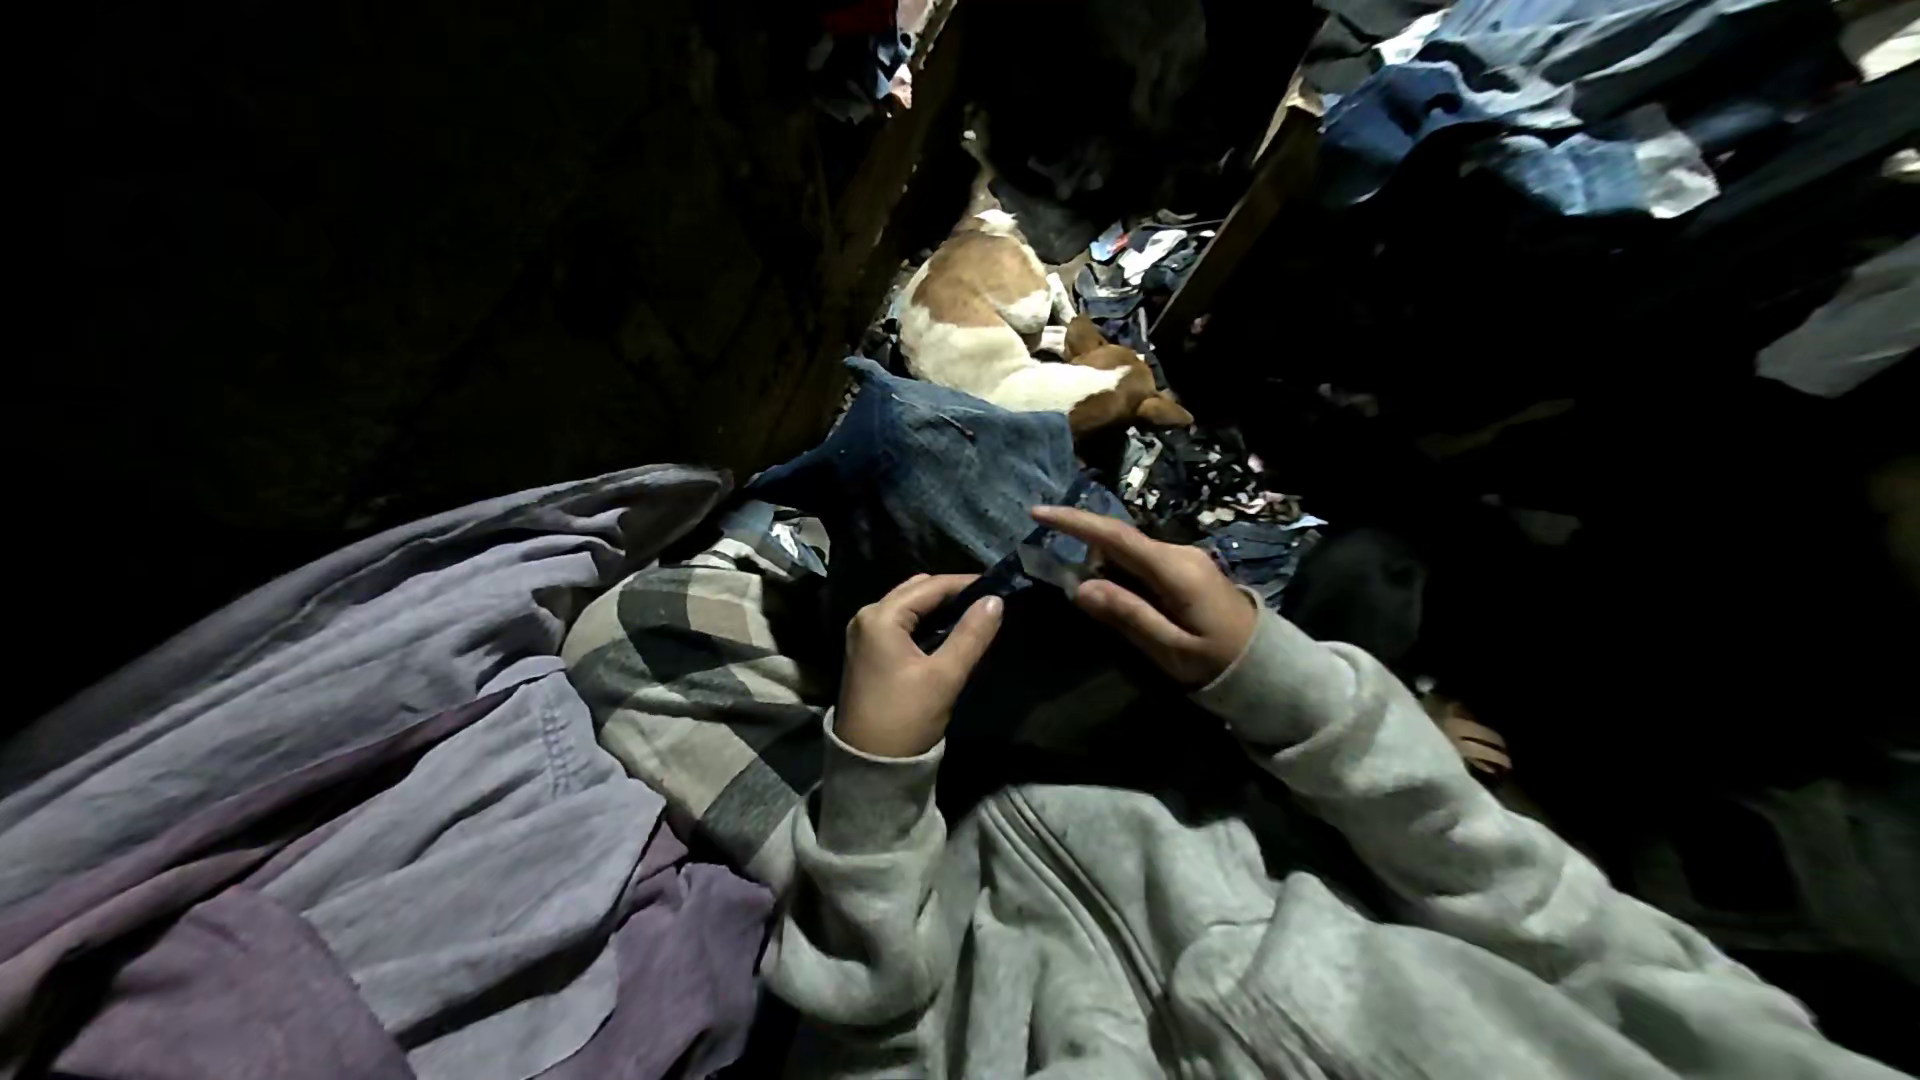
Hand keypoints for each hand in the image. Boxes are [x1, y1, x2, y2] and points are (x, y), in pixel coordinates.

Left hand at [836, 574, 1003, 757]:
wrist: (868, 765)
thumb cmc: (906, 718)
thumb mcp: (944, 676)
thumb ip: (971, 635)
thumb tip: (995, 600)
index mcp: (881, 617)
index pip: (930, 586)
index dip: (965, 583)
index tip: (998, 586)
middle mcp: (867, 616)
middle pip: (916, 590)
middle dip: (951, 592)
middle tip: (988, 600)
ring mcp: (864, 633)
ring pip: (908, 606)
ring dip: (938, 607)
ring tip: (974, 613)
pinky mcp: (868, 650)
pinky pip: (901, 622)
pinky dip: (925, 621)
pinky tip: (949, 631)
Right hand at [1030, 506, 1256, 687]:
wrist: (1267, 665)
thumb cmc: (1218, 662)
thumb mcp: (1170, 648)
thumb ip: (1127, 615)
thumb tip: (1081, 588)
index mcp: (1174, 569)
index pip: (1115, 536)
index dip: (1074, 522)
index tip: (1037, 513)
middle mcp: (1178, 552)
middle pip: (1118, 542)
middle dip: (1089, 560)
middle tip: (1085, 602)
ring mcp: (1185, 557)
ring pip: (1129, 552)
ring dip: (1108, 572)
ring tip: (1116, 615)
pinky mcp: (1186, 566)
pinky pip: (1143, 561)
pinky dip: (1124, 576)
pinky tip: (1133, 606)